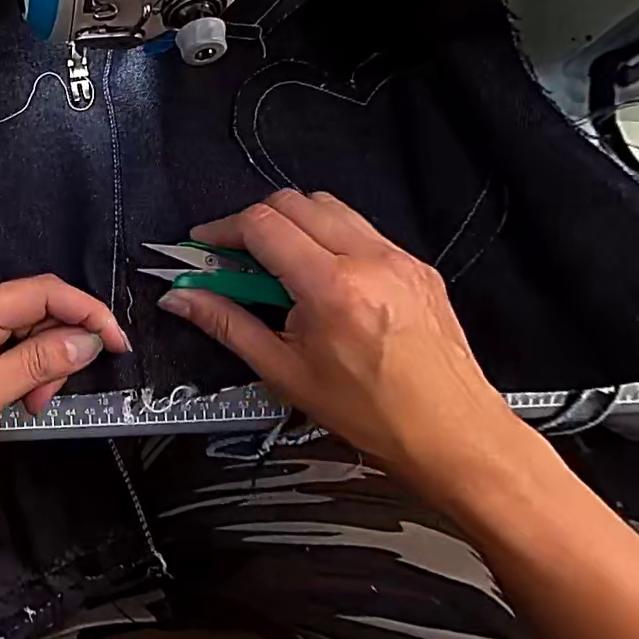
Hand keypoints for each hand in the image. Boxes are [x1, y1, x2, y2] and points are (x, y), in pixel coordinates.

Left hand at [0, 275, 130, 494]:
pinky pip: (20, 338)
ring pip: (36, 325)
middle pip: (43, 308)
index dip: (87, 311)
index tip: (115, 339)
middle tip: (53, 391)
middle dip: (62, 347)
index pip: (45, 292)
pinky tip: (22, 391)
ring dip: (47, 362)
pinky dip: (32, 365)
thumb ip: (37, 363)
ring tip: (32, 399)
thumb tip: (87, 339)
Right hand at [158, 190, 529, 484]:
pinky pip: (359, 227)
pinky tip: (320, 276)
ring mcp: (397, 256)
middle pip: (291, 201)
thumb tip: (183, 299)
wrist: (455, 436)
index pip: (262, 225)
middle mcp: (368, 259)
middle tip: (234, 257)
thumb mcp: (285, 373)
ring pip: (326, 206)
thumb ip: (227, 324)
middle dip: (252, 221)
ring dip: (290, 223)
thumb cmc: (375, 415)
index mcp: (332, 288)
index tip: (203, 246)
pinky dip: (326, 237)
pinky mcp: (414, 262)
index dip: (222, 231)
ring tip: (277, 267)